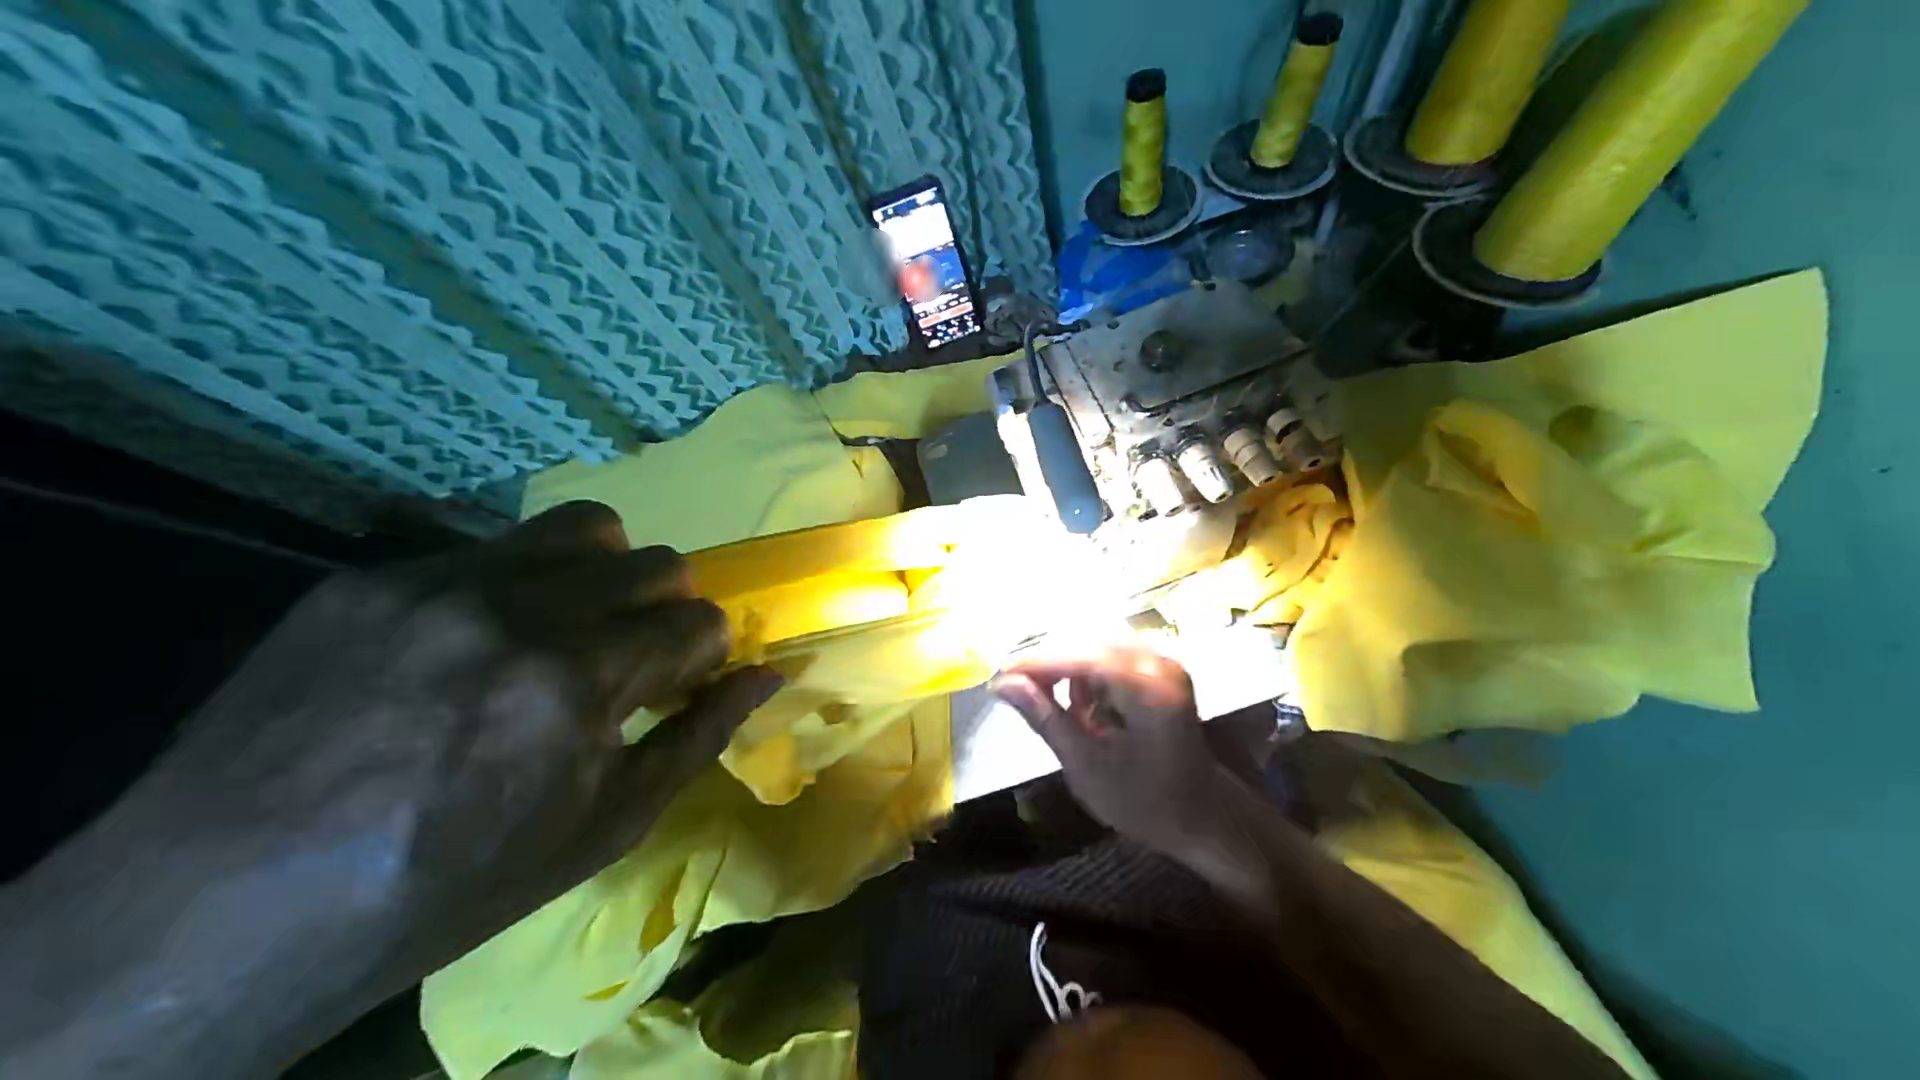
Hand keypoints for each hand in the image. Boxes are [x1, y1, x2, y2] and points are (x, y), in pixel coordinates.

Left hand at [0, 501, 778, 1076]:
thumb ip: (696, 738)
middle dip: (666, 611)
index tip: (677, 684)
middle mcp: (519, 612)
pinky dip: (520, 583)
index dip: (703, 655)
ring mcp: (439, 583)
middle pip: (657, 562)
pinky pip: (491, 547)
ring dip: (606, 572)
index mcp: (577, 684)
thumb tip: (768, 676)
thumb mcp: (599, 829)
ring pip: (587, 526)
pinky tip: (478, 640)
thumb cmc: (446, 886)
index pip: (699, 621)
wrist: (220, 913)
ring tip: (572, 623)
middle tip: (629, 659)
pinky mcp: (373, 576)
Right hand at [990, 646, 1230, 854]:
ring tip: (1061, 711)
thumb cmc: (1146, 802)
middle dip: (1051, 667)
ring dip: (1071, 673)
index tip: (997, 678)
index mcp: (1145, 686)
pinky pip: (1114, 659)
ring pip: (1098, 649)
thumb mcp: (1086, 765)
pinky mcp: (1163, 672)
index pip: (1075, 658)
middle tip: (1020, 694)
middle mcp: (1158, 663)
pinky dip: (1091, 678)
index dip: (1033, 665)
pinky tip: (1086, 710)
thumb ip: (1045, 717)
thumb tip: (1003, 683)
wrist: (1205, 818)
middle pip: (1086, 645)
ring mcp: (1164, 664)